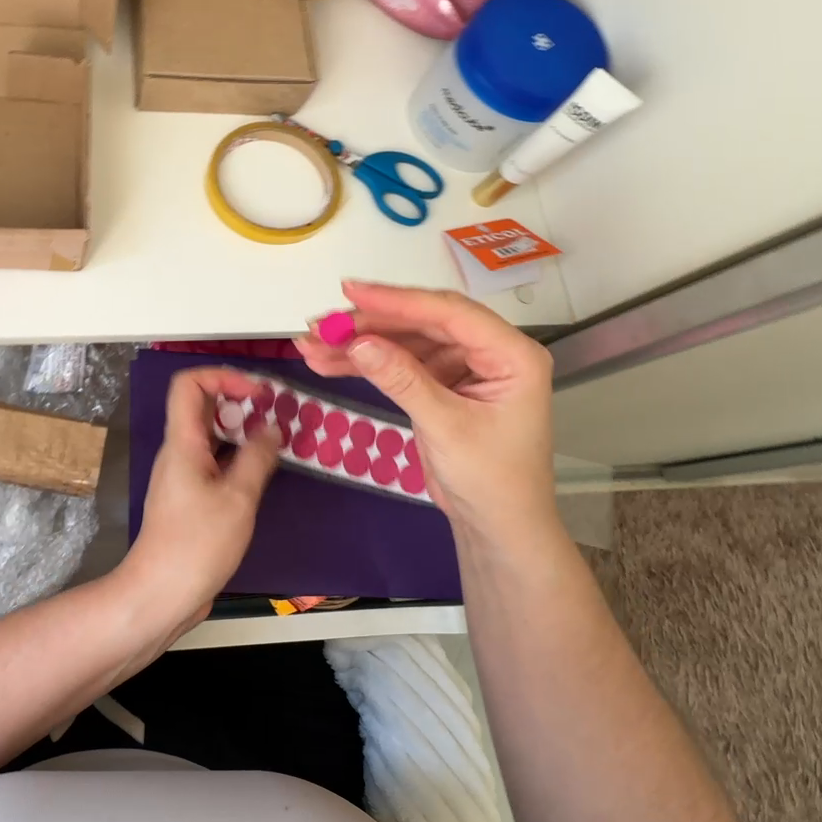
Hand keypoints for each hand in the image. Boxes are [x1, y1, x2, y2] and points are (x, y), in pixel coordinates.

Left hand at [118, 368, 279, 632]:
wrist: (161, 594)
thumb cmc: (197, 544)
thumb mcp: (237, 499)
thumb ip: (256, 458)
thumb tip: (272, 428)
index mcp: (182, 442)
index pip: (188, 384)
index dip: (222, 376)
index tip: (257, 393)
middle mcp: (178, 452)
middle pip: (202, 407)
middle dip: (238, 401)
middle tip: (275, 415)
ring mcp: (182, 475)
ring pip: (210, 436)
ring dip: (241, 431)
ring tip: (277, 440)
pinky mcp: (190, 499)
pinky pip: (214, 462)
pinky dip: (237, 457)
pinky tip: (263, 472)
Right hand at [297, 281, 557, 545]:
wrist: (496, 528)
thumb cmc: (490, 480)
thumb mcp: (446, 427)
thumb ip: (402, 380)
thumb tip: (357, 343)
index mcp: (511, 354)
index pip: (449, 314)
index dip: (397, 300)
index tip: (351, 292)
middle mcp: (488, 351)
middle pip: (420, 323)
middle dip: (367, 324)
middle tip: (319, 325)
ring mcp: (462, 367)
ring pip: (403, 342)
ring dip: (357, 344)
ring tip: (310, 343)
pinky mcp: (439, 384)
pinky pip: (398, 364)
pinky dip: (363, 364)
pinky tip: (327, 362)